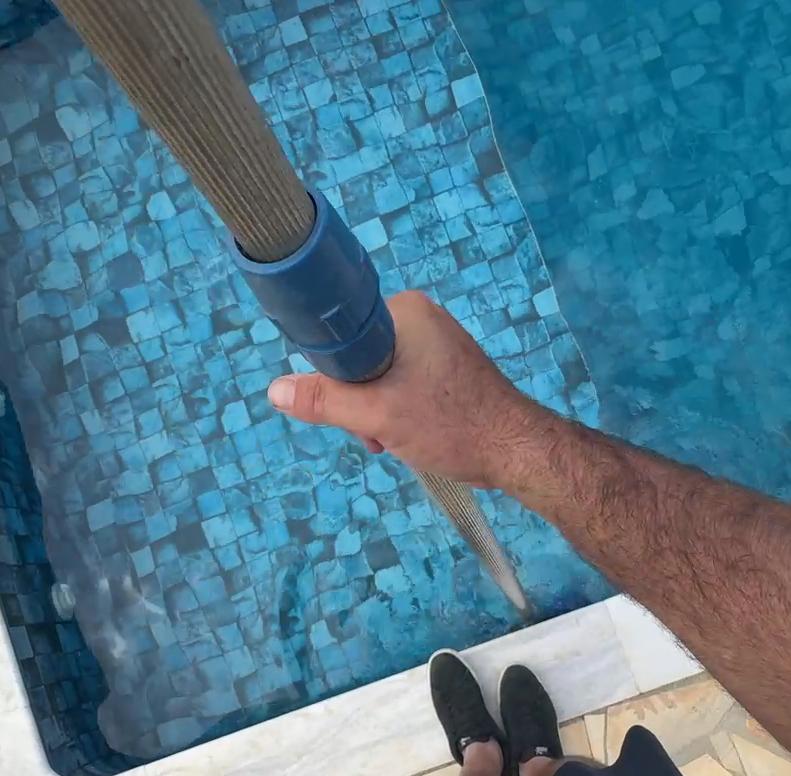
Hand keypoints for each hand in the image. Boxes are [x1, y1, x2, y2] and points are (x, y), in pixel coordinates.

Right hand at [266, 291, 559, 486]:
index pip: (342, 337)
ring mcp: (437, 345)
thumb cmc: (449, 424)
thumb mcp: (376, 414)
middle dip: (361, 404)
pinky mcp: (449, 371)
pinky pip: (404, 387)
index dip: (336, 379)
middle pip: (359, 360)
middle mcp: (421, 319)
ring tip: (397, 439)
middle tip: (378, 432)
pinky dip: (400, 414)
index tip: (350, 411)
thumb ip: (325, 401)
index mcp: (403, 311)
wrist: (515, 449)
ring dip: (379, 415)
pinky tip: (412, 437)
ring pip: (381, 379)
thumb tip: (275, 390)